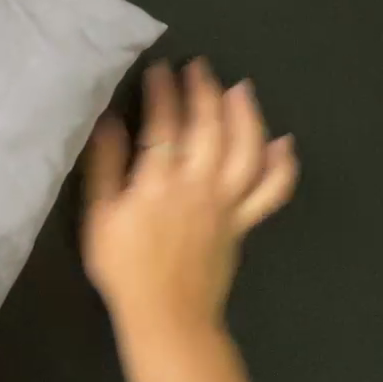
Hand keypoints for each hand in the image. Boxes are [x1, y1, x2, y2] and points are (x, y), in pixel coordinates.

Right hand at [82, 60, 298, 334]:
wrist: (167, 315)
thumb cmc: (122, 263)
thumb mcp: (99, 213)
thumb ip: (105, 166)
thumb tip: (108, 122)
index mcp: (158, 183)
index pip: (164, 127)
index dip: (163, 94)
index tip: (158, 67)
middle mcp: (198, 187)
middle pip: (209, 132)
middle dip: (204, 94)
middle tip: (198, 66)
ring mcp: (226, 206)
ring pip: (245, 154)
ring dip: (245, 118)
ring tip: (240, 88)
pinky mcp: (242, 223)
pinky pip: (270, 192)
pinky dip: (281, 166)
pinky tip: (283, 143)